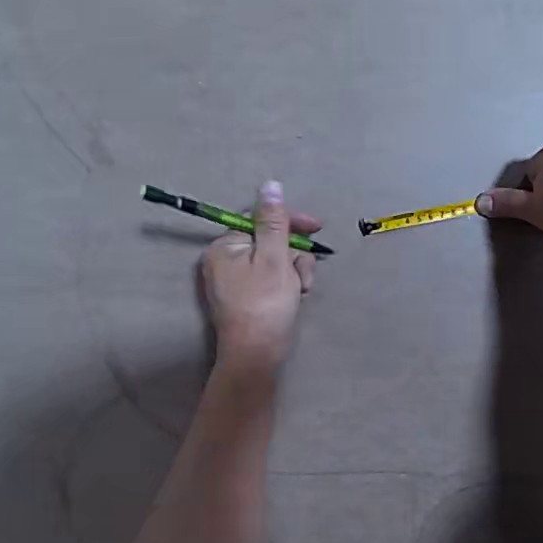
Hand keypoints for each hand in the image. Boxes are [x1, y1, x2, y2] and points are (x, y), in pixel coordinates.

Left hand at [201, 181, 320, 369]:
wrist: (256, 357)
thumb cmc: (265, 304)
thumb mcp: (275, 258)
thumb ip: (274, 221)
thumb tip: (270, 185)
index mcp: (225, 247)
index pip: (260, 220)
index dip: (290, 222)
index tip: (317, 227)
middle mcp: (226, 261)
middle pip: (272, 241)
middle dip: (295, 256)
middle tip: (303, 276)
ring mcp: (237, 281)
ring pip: (278, 261)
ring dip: (296, 272)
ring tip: (300, 292)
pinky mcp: (248, 298)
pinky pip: (273, 279)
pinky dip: (289, 285)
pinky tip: (296, 299)